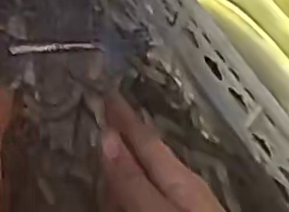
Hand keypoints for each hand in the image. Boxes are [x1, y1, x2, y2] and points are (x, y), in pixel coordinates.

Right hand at [100, 95, 227, 211]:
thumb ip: (135, 181)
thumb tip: (105, 135)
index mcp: (180, 178)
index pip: (144, 136)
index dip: (122, 113)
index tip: (103, 89)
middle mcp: (185, 191)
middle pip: (148, 155)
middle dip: (125, 135)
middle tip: (100, 113)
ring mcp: (188, 211)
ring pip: (151, 179)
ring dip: (129, 164)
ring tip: (106, 150)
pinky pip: (153, 200)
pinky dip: (134, 193)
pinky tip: (126, 198)